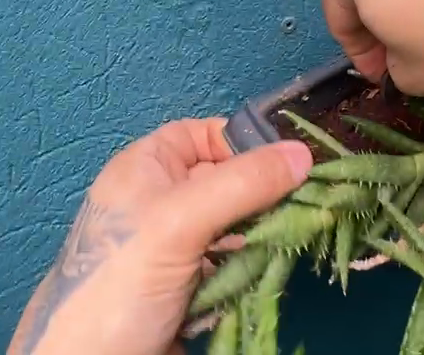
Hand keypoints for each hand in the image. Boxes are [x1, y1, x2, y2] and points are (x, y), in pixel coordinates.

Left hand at [7, 119, 312, 354]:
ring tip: (287, 241)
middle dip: (265, 194)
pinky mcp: (190, 289)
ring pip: (238, 226)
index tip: (289, 160)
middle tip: (303, 204)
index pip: (208, 135)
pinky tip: (265, 273)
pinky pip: (234, 266)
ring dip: (263, 236)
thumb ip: (242, 183)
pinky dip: (251, 270)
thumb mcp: (179, 221)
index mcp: (148, 167)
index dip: (247, 142)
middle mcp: (163, 200)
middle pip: (231, 180)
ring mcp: (177, 248)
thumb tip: (304, 154)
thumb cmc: (119, 284)